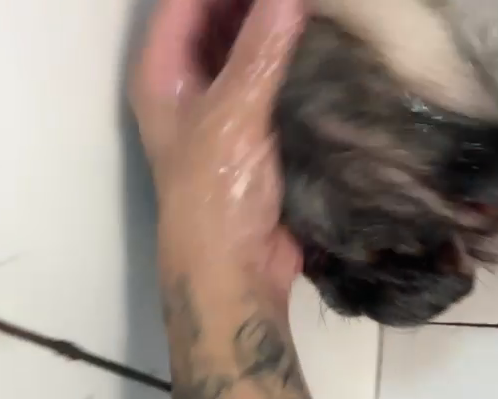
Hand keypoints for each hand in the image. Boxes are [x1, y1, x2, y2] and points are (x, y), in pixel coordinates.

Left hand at [130, 0, 306, 299]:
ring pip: (257, 64)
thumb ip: (262, 51)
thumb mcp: (234, 113)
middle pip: (224, 28)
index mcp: (165, 72)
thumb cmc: (217, 194)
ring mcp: (231, 119)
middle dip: (262, 9)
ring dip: (286, 45)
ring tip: (325, 23)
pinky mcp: (265, 148)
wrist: (239, 272)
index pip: (188, 2)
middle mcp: (194, 89)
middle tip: (309, 4)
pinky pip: (282, 100)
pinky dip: (303, 83)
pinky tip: (331, 68)